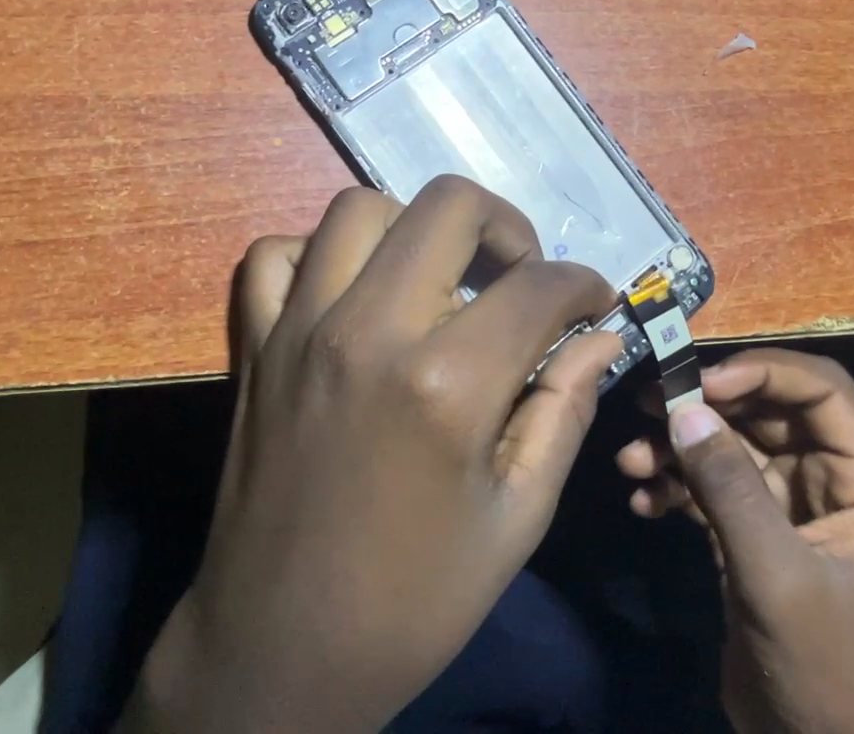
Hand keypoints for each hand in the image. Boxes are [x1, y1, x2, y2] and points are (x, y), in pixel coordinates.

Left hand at [125, 176, 621, 733]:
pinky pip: (275, 256)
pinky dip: (317, 255)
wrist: (281, 649)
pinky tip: (349, 294)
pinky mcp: (254, 346)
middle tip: (520, 277)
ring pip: (359, 209)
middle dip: (506, 227)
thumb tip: (600, 337)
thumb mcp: (517, 516)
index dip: (584, 286)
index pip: (538, 286)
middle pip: (448, 205)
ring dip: (414, 228)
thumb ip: (563, 409)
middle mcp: (368, 330)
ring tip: (438, 279)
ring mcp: (300, 330)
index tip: (592, 306)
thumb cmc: (414, 599)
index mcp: (448, 382)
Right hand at [615, 350, 853, 733]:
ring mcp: (787, 511)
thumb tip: (685, 410)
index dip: (763, 372)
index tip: (699, 382)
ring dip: (679, 449)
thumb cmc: (829, 671)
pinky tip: (644, 505)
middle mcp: (829, 484)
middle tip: (644, 405)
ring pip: (731, 450)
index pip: (821, 392)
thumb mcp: (779, 577)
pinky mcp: (752, 539)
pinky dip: (676, 489)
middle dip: (705, 407)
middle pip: (766, 413)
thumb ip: (732, 490)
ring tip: (630, 463)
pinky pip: (710, 491)